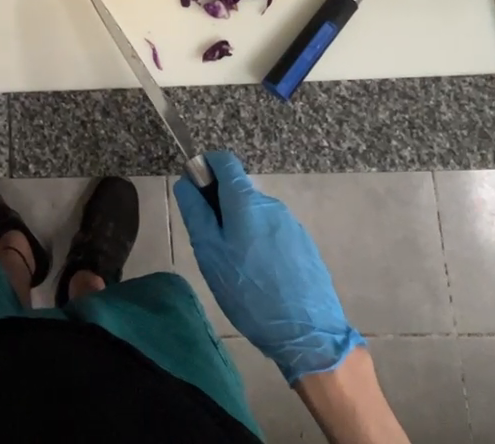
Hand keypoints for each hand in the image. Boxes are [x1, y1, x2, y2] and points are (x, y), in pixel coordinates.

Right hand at [174, 151, 363, 382]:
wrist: (309, 335)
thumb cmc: (249, 291)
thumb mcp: (210, 253)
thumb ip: (196, 213)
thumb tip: (185, 183)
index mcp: (246, 201)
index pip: (224, 161)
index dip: (205, 167)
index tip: (195, 191)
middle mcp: (271, 204)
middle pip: (238, 191)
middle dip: (220, 208)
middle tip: (212, 246)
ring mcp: (292, 225)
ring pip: (255, 215)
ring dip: (240, 229)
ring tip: (236, 268)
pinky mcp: (304, 247)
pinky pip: (273, 234)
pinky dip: (260, 244)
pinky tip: (260, 278)